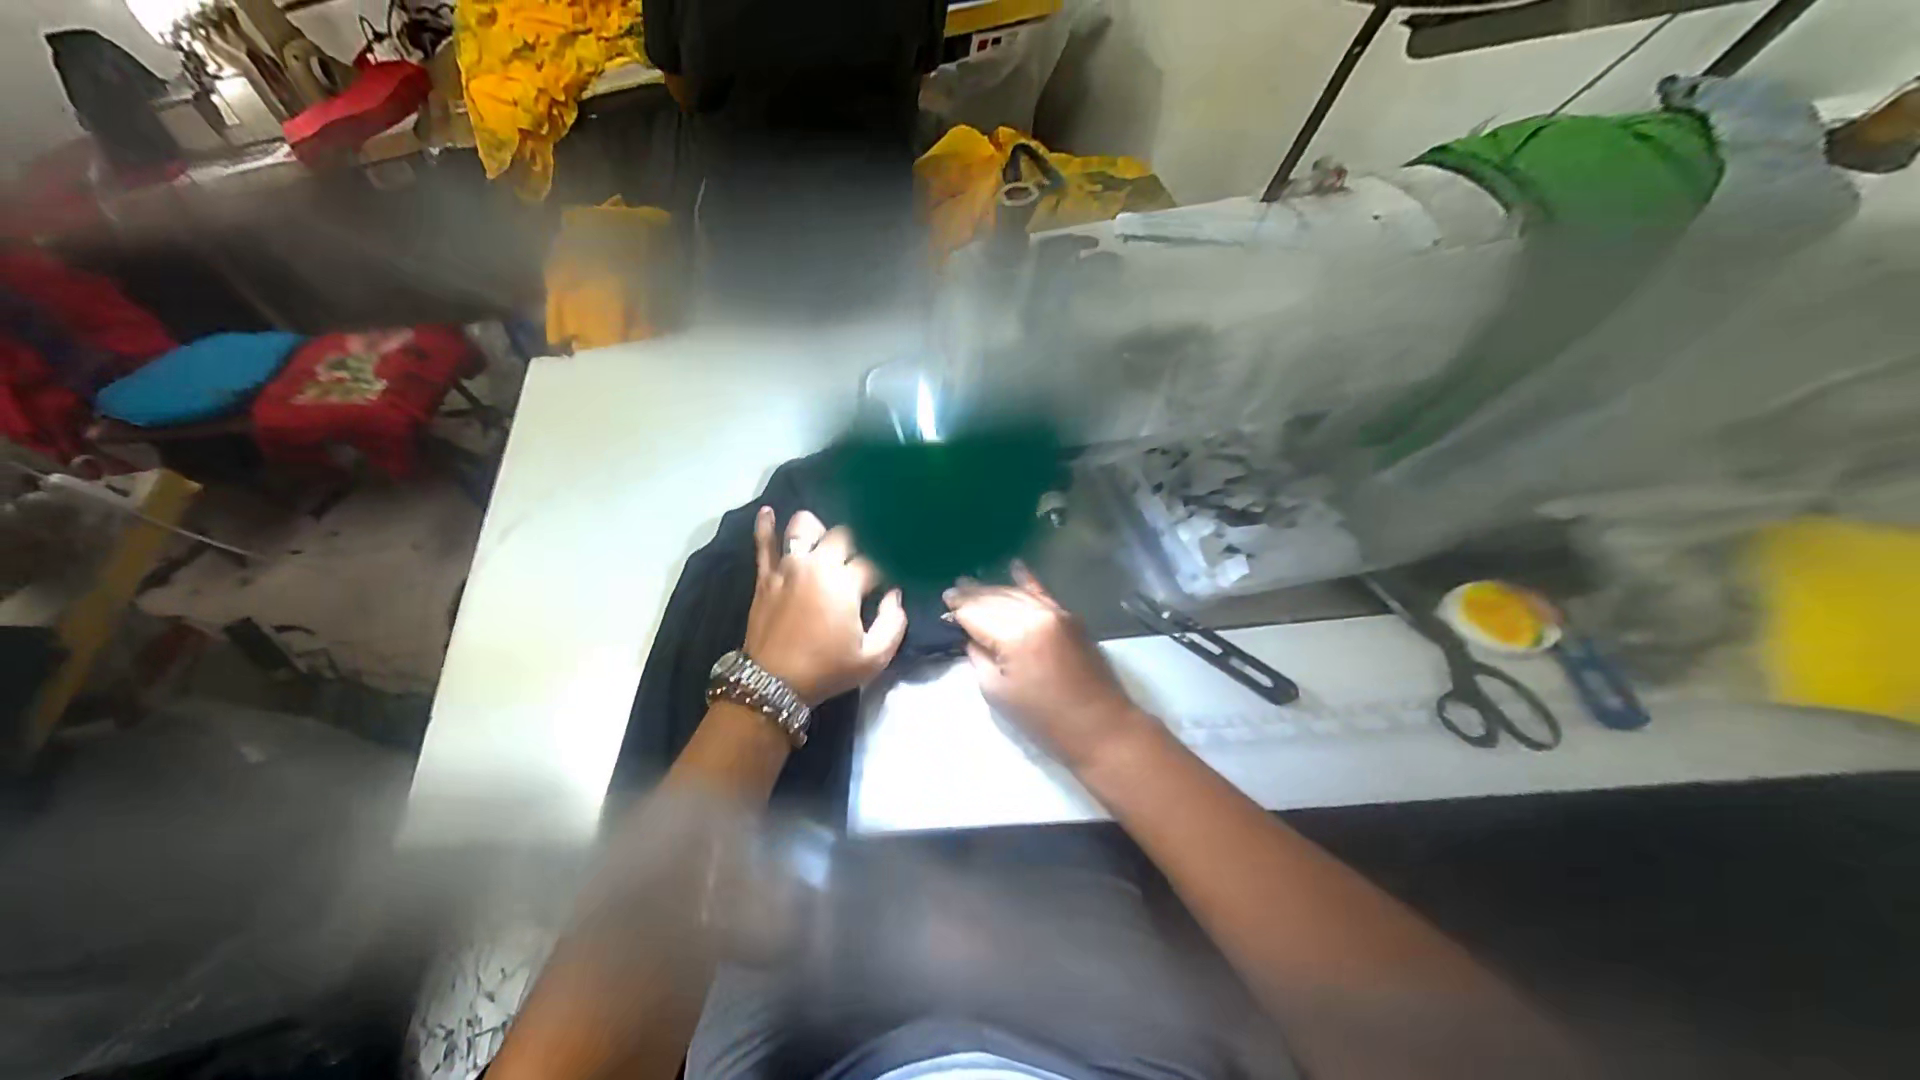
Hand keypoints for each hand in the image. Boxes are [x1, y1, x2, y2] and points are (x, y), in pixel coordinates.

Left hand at [746, 508, 906, 705]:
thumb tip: (895, 595)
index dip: (887, 568)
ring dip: (818, 528)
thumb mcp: (873, 658)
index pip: (874, 561)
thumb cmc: (827, 670)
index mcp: (845, 583)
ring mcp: (787, 567)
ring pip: (803, 527)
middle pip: (843, 535)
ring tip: (825, 540)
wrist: (773, 683)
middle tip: (861, 560)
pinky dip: (765, 526)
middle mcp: (817, 565)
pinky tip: (768, 512)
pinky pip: (763, 543)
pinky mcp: (765, 576)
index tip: (889, 578)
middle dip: (857, 544)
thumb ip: (893, 623)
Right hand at [944, 563, 1159, 770]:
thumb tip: (970, 636)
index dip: (957, 611)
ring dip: (993, 589)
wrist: (1099, 726)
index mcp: (1015, 635)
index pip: (976, 614)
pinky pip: (1043, 593)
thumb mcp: (997, 692)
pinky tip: (1015, 567)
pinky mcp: (1070, 617)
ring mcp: (1056, 612)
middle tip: (951, 592)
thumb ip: (979, 657)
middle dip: (971, 595)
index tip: (942, 607)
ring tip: (970, 583)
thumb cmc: (1043, 718)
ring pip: (1016, 593)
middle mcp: (1036, 615)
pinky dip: (1027, 582)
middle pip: (995, 599)